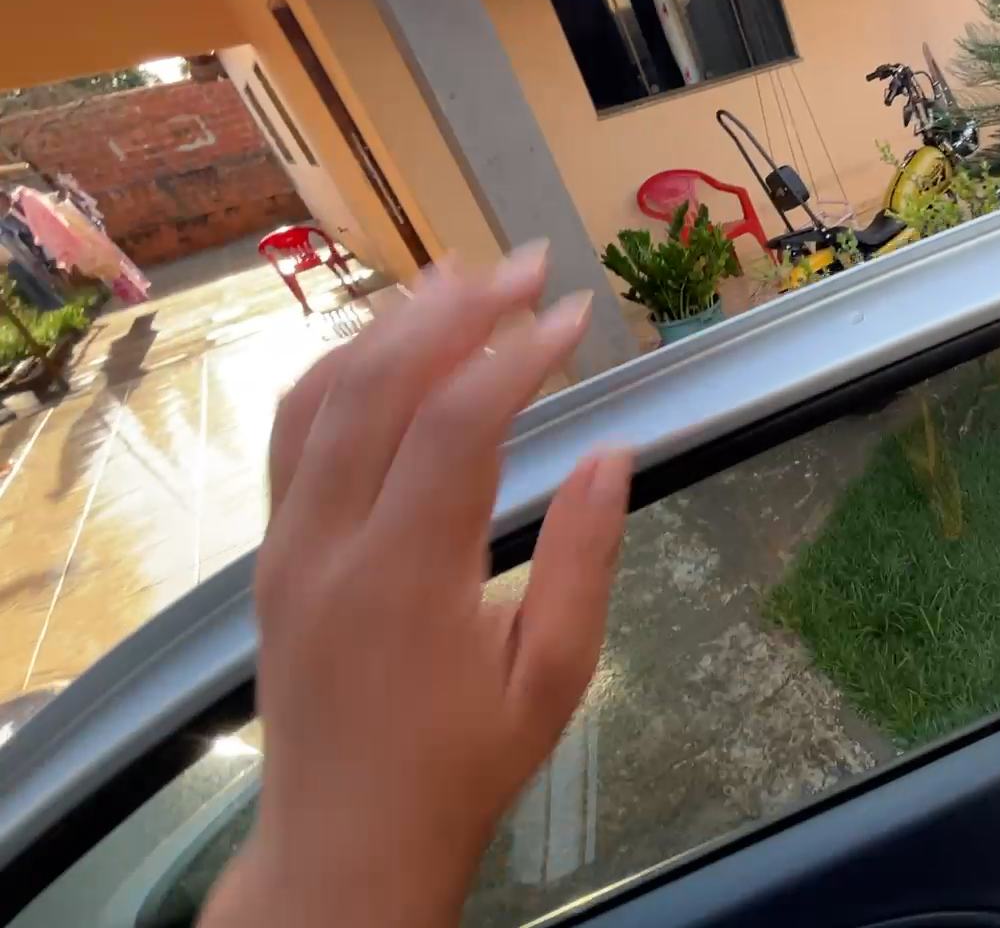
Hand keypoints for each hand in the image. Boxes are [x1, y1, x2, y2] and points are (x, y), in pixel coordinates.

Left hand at [203, 245, 633, 927]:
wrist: (347, 841)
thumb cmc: (470, 757)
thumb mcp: (559, 669)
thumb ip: (586, 555)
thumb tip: (615, 454)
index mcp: (406, 575)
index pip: (458, 426)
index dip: (520, 356)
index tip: (577, 315)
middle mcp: (326, 542)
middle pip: (380, 387)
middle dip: (460, 312)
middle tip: (529, 265)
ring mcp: (286, 541)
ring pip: (324, 398)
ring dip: (396, 325)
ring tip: (463, 277)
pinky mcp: (276, 548)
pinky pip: (298, 433)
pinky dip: (346, 368)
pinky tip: (393, 342)